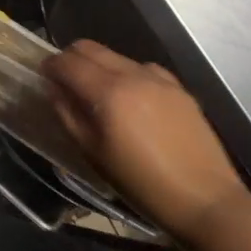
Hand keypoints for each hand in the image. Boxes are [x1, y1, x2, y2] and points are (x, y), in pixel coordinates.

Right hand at [39, 39, 246, 235]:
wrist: (206, 202)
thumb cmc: (141, 183)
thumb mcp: (92, 152)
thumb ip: (67, 114)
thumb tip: (55, 90)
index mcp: (107, 92)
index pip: (66, 61)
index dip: (49, 66)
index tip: (44, 77)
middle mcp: (131, 75)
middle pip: (89, 47)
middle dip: (71, 58)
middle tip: (66, 80)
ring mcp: (159, 80)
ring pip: (115, 55)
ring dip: (99, 65)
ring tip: (100, 91)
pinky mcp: (180, 90)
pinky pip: (143, 68)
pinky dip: (128, 73)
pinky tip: (133, 96)